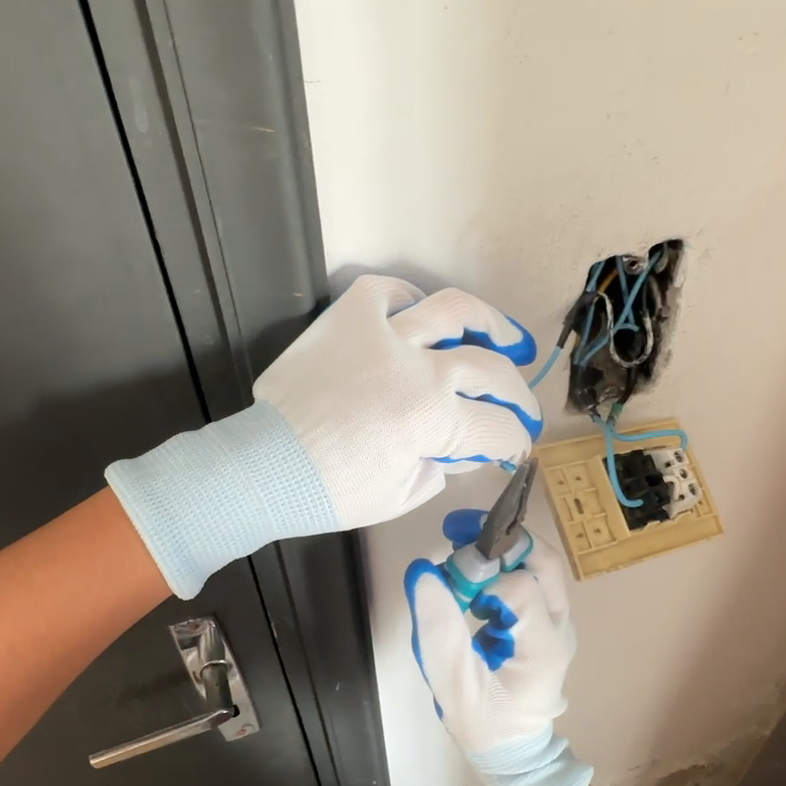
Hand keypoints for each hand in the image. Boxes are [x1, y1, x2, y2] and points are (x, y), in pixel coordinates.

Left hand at [107, 275, 542, 597]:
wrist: (265, 468)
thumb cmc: (333, 492)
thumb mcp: (402, 494)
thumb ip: (444, 467)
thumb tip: (464, 449)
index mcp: (434, 421)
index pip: (499, 427)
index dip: (517, 441)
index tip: (517, 446)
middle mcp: (420, 370)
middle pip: (490, 369)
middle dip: (517, 393)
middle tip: (520, 403)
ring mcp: (384, 335)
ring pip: (453, 310)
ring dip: (487, 322)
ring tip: (503, 334)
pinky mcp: (349, 317)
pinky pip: (386, 291)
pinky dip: (408, 296)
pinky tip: (421, 311)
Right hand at [405, 510, 593, 785]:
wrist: (514, 751)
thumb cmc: (485, 724)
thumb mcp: (454, 689)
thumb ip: (439, 633)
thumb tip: (424, 571)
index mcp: (543, 648)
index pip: (519, 589)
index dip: (482, 579)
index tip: (449, 586)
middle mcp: (560, 626)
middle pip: (542, 560)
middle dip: (499, 539)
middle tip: (455, 531)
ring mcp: (558, 620)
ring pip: (540, 562)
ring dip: (501, 546)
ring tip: (459, 543)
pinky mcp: (547, 617)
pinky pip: (532, 575)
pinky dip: (502, 561)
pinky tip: (471, 571)